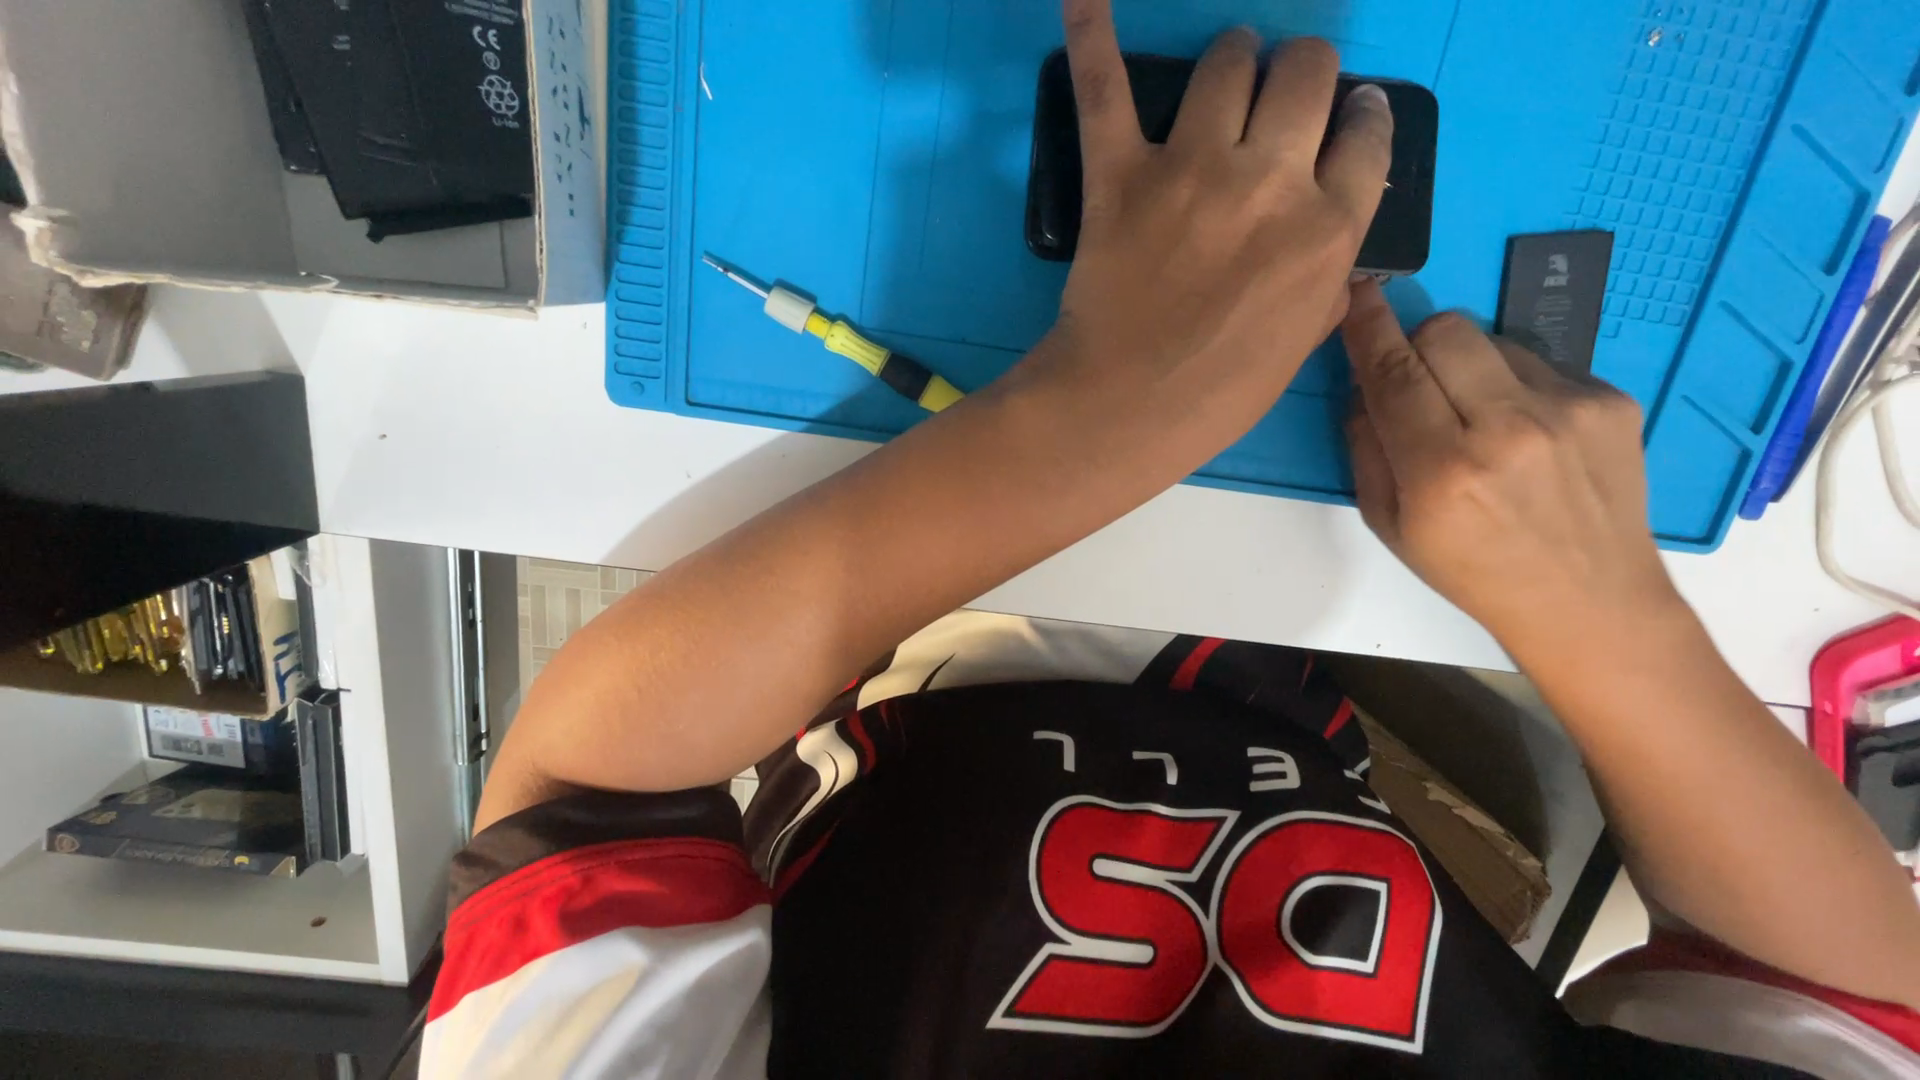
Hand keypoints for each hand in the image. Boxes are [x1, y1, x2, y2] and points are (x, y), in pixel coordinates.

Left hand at [1031, 0, 1393, 438]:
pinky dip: (1092, 34)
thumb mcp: (1300, 347)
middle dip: (1300, 76)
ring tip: (1226, 74)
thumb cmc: (1217, 396)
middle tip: (1280, 96)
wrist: (1126, 408)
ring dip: (1234, 59)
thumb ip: (1331, 289)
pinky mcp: (1121, 175)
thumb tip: (1354, 262)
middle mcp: (1272, 177)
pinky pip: (1104, 87)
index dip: (1359, 120)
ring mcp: (1193, 167)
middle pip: (1305, 74)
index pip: (1366, 135)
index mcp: (1329, 227)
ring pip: (1228, 61)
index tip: (1346, 121)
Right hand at [1340, 280, 1680, 650]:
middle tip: (1416, 380)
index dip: (1368, 328)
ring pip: (1492, 341)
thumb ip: (1368, 449)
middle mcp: (1508, 429)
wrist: (1587, 599)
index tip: (1356, 294)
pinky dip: (1515, 386)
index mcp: (1442, 470)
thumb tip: (1364, 389)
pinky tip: (1526, 433)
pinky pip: (1538, 363)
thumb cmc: (1471, 570)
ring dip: (1467, 366)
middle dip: (1417, 344)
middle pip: (1445, 332)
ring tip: (1478, 418)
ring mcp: (1568, 409)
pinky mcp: (1611, 400)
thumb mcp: (1391, 525)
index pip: (1393, 373)